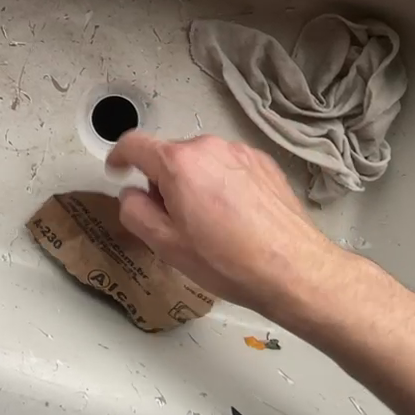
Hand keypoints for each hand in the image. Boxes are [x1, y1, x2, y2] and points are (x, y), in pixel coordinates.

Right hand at [108, 131, 350, 323]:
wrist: (296, 271)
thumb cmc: (232, 262)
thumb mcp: (165, 244)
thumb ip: (133, 211)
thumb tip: (131, 196)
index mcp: (178, 164)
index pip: (133, 144)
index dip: (118, 156)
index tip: (118, 168)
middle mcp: (208, 149)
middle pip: (168, 155)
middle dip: (162, 181)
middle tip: (173, 219)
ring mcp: (238, 153)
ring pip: (198, 161)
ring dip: (193, 182)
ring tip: (208, 222)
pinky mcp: (262, 163)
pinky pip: (226, 165)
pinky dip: (219, 183)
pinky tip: (232, 217)